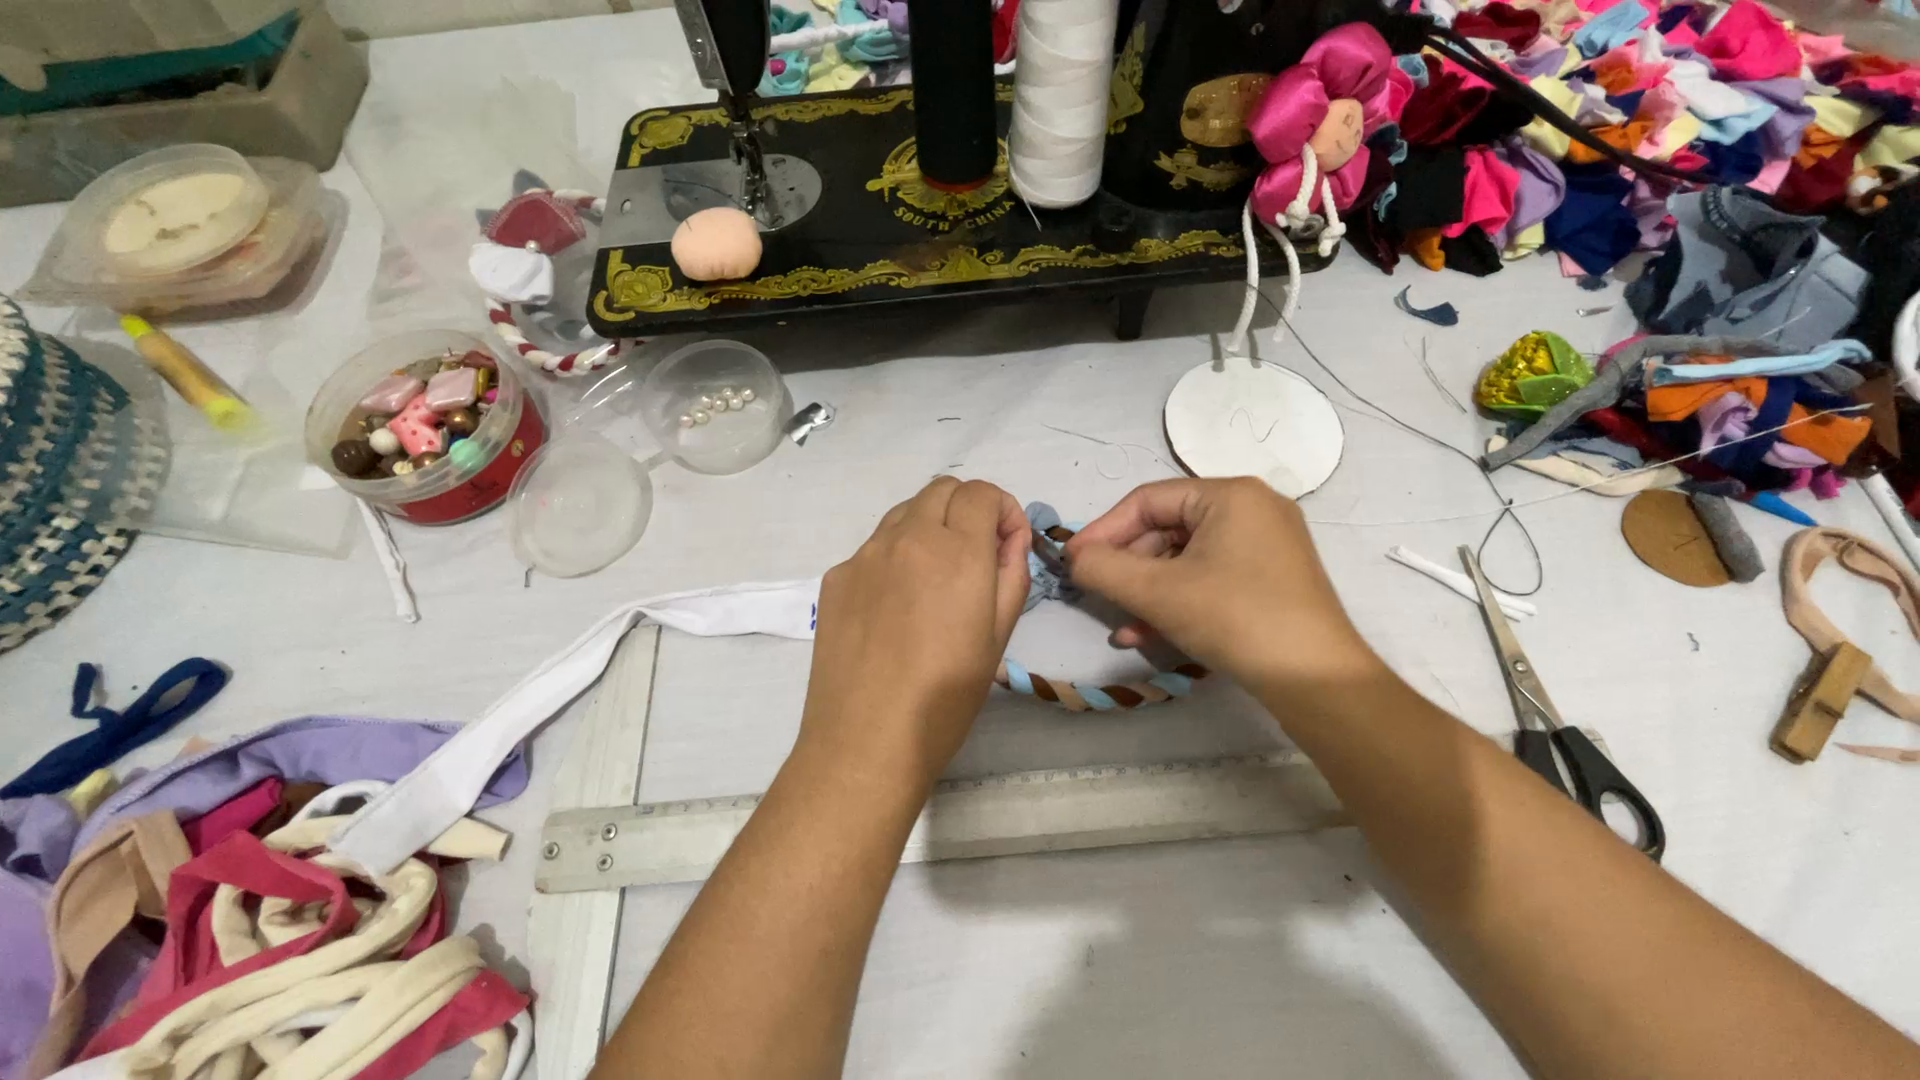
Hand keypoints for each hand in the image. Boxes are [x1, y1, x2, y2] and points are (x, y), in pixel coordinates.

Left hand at [799, 478, 1029, 792]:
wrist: (865, 741)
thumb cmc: (945, 698)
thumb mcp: (998, 637)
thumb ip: (1011, 573)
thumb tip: (1009, 537)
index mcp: (955, 551)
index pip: (982, 493)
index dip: (1004, 511)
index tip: (1007, 546)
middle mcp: (906, 538)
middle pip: (942, 489)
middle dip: (968, 509)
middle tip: (977, 556)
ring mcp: (864, 555)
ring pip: (904, 512)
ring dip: (931, 526)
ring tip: (937, 580)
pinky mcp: (836, 578)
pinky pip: (874, 546)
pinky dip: (896, 555)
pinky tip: (897, 607)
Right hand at [1064, 478, 1380, 696]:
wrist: (1316, 680)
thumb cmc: (1235, 618)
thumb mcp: (1157, 592)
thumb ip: (1103, 568)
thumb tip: (1075, 558)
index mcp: (1230, 494)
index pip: (1147, 500)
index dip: (1103, 530)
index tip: (1073, 564)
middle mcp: (1252, 509)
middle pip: (1166, 528)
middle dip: (1128, 568)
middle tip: (1098, 596)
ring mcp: (1266, 545)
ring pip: (1185, 559)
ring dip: (1148, 591)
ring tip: (1124, 627)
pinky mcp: (1271, 579)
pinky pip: (1209, 578)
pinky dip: (1177, 601)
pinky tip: (1150, 634)